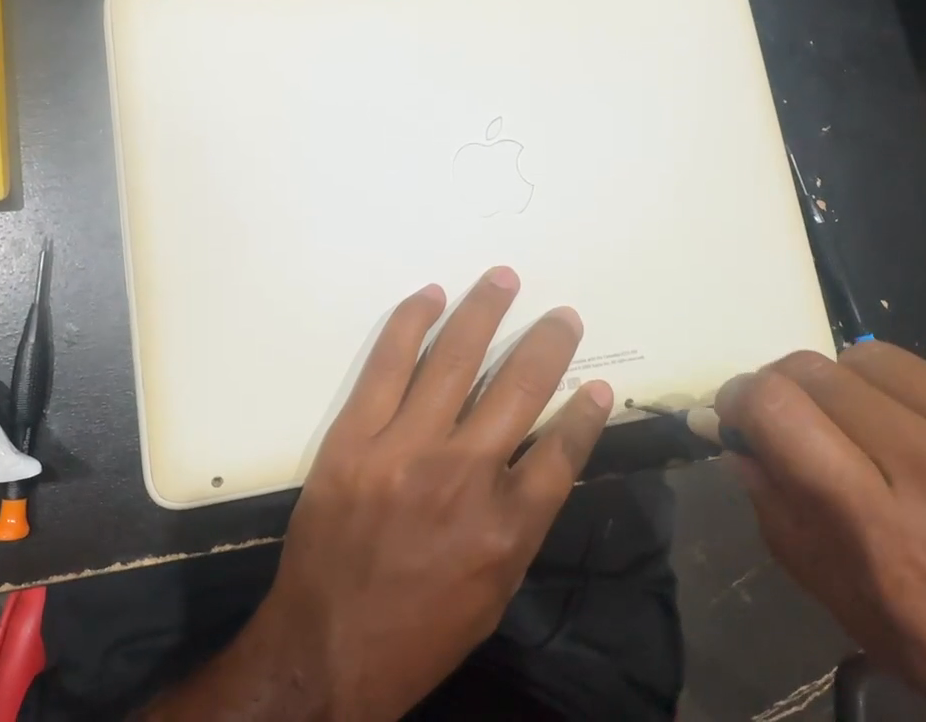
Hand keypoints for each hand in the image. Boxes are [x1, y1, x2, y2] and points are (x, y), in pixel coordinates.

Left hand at [141, 267, 612, 721]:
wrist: (327, 647)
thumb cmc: (419, 630)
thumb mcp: (494, 591)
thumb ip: (521, 522)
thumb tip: (543, 459)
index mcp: (507, 527)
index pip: (562, 451)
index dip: (585, 413)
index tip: (597, 384)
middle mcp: (464, 477)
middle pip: (518, 390)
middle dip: (547, 346)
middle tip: (562, 316)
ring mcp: (405, 450)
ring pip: (454, 362)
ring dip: (483, 314)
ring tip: (503, 279)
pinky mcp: (354, 438)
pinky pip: (386, 367)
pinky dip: (411, 325)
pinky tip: (430, 297)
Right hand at [717, 342, 925, 720]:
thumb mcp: (881, 630)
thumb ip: (794, 533)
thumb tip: (746, 452)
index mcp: (891, 533)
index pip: (775, 408)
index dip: (741, 399)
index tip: (742, 413)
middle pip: (820, 370)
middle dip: (796, 394)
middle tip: (815, 429)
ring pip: (884, 357)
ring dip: (868, 392)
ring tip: (901, 438)